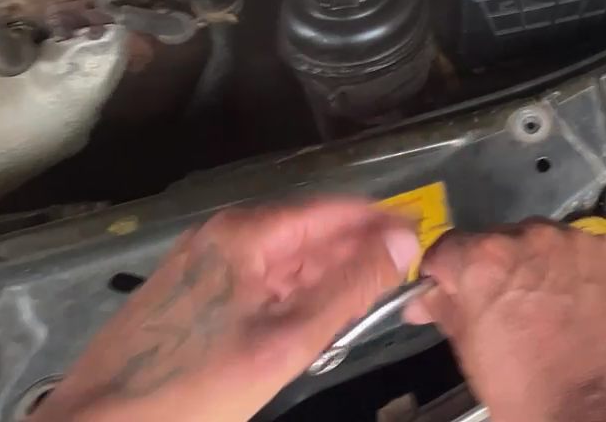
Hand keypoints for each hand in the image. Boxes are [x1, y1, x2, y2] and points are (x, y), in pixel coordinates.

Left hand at [37, 198, 419, 421]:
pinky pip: (258, 276)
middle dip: (354, 256)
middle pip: (312, 231)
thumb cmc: (187, 395)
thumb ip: (353, 286)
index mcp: (248, 231)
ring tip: (353, 310)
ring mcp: (201, 259)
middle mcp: (225, 232)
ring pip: (286, 256)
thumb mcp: (285, 342)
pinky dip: (289, 294)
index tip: (418, 243)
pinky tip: (303, 322)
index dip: (383, 225)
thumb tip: (406, 242)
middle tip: (391, 286)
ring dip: (323, 278)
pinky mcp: (187, 289)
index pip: (339, 210)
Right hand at [410, 220, 605, 421]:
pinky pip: (578, 248)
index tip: (448, 286)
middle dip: (494, 267)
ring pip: (541, 241)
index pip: (448, 247)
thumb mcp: (472, 354)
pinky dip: (573, 266)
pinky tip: (575, 299)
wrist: (596, 405)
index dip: (444, 271)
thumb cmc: (527, 389)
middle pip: (498, 240)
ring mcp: (573, 238)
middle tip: (502, 305)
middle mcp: (529, 236)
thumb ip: (448, 312)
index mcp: (485, 261)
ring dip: (535, 263)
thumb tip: (430, 298)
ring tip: (544, 304)